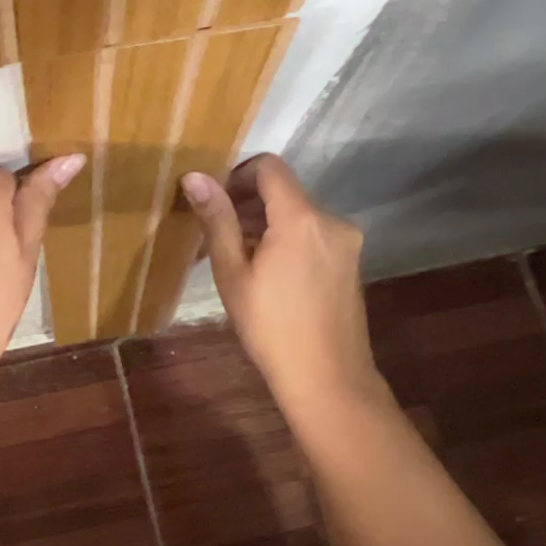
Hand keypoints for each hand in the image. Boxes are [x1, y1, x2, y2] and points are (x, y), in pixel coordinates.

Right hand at [181, 154, 379, 406]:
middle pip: (284, 191)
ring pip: (299, 215)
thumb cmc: (270, 328)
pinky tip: (268, 276)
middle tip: (216, 238)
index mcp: (302, 218)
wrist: (328, 379)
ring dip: (267, 226)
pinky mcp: (351, 262)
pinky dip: (288, 242)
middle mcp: (331, 220)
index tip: (214, 203)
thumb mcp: (234, 274)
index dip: (238, 175)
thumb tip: (194, 176)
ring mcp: (346, 241)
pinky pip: (313, 236)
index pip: (269, 167)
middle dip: (248, 205)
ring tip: (238, 262)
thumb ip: (217, 220)